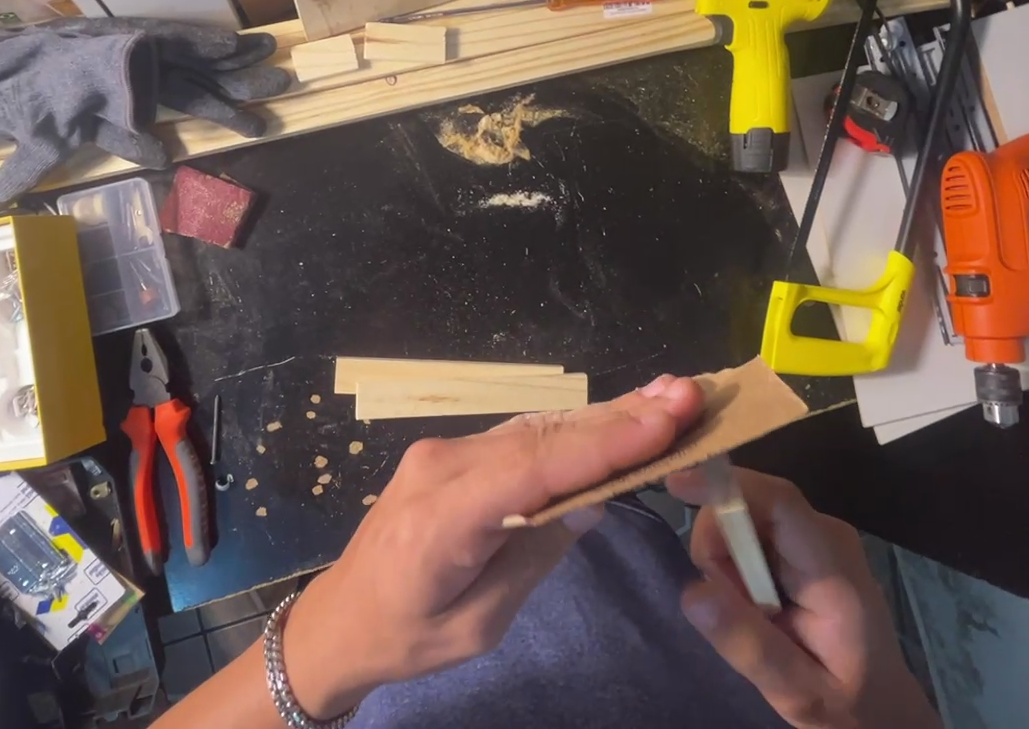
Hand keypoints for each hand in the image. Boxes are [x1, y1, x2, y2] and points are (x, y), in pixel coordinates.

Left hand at [277, 375, 705, 717]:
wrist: (342, 614)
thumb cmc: (408, 635)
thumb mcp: (479, 621)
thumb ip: (534, 554)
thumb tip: (591, 501)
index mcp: (442, 516)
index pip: (535, 467)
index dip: (603, 443)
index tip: (666, 419)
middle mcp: (442, 463)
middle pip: (542, 436)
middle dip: (618, 416)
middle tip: (686, 393)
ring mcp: (445, 450)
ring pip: (536, 429)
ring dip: (603, 416)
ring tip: (667, 399)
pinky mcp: (453, 451)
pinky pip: (520, 437)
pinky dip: (572, 431)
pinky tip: (614, 419)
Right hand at [667, 467, 937, 728]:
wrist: (885, 708)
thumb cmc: (848, 703)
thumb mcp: (797, 691)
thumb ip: (748, 644)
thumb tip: (692, 592)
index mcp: (832, 566)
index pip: (777, 499)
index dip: (725, 485)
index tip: (675, 485)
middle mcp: (825, 533)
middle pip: (747, 504)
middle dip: (719, 547)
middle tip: (729, 605)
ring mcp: (814, 531)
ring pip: (741, 515)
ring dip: (726, 559)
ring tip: (751, 613)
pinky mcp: (801, 537)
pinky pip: (749, 527)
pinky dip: (735, 560)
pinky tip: (754, 600)